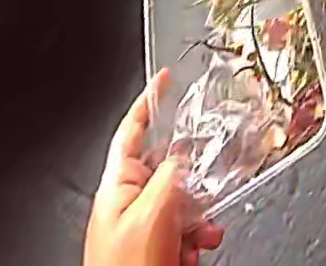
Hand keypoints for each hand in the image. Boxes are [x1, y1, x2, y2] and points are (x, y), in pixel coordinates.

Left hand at [85, 70, 224, 265]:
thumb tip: (184, 154)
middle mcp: (128, 202)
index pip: (131, 131)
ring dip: (200, 212)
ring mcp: (142, 225)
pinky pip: (186, 223)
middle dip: (194, 174)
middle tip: (208, 178)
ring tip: (201, 231)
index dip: (147, 101)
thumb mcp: (155, 212)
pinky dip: (199, 232)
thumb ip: (173, 173)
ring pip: (184, 196)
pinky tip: (200, 246)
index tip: (164, 77)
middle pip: (168, 165)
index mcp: (117, 188)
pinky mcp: (156, 245)